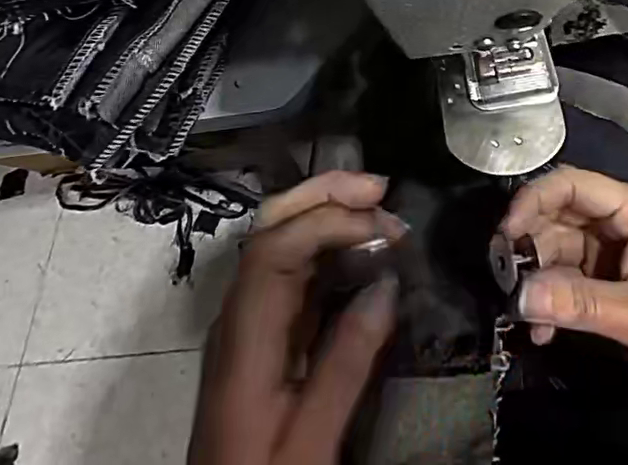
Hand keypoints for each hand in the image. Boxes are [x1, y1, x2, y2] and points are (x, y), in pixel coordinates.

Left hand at [190, 172, 403, 464]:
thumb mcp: (310, 439)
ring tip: (377, 207)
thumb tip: (388, 283)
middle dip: (322, 194)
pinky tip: (361, 247)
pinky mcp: (265, 332)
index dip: (327, 221)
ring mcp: (249, 319)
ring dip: (327, 212)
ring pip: (281, 240)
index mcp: (243, 337)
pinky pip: (294, 268)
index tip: (380, 225)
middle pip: (270, 228)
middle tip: (378, 187)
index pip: (275, 249)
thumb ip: (346, 362)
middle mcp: (240, 314)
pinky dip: (329, 244)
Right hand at [502, 168, 627, 464]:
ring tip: (521, 315)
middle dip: (529, 247)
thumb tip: (515, 293)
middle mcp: (622, 224)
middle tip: (503, 280)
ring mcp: (616, 257)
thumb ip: (578, 303)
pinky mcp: (614, 288)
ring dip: (538, 281)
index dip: (533, 201)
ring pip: (559, 253)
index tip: (504, 236)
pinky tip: (541, 333)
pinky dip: (552, 304)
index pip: (573, 185)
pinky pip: (569, 284)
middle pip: (559, 218)